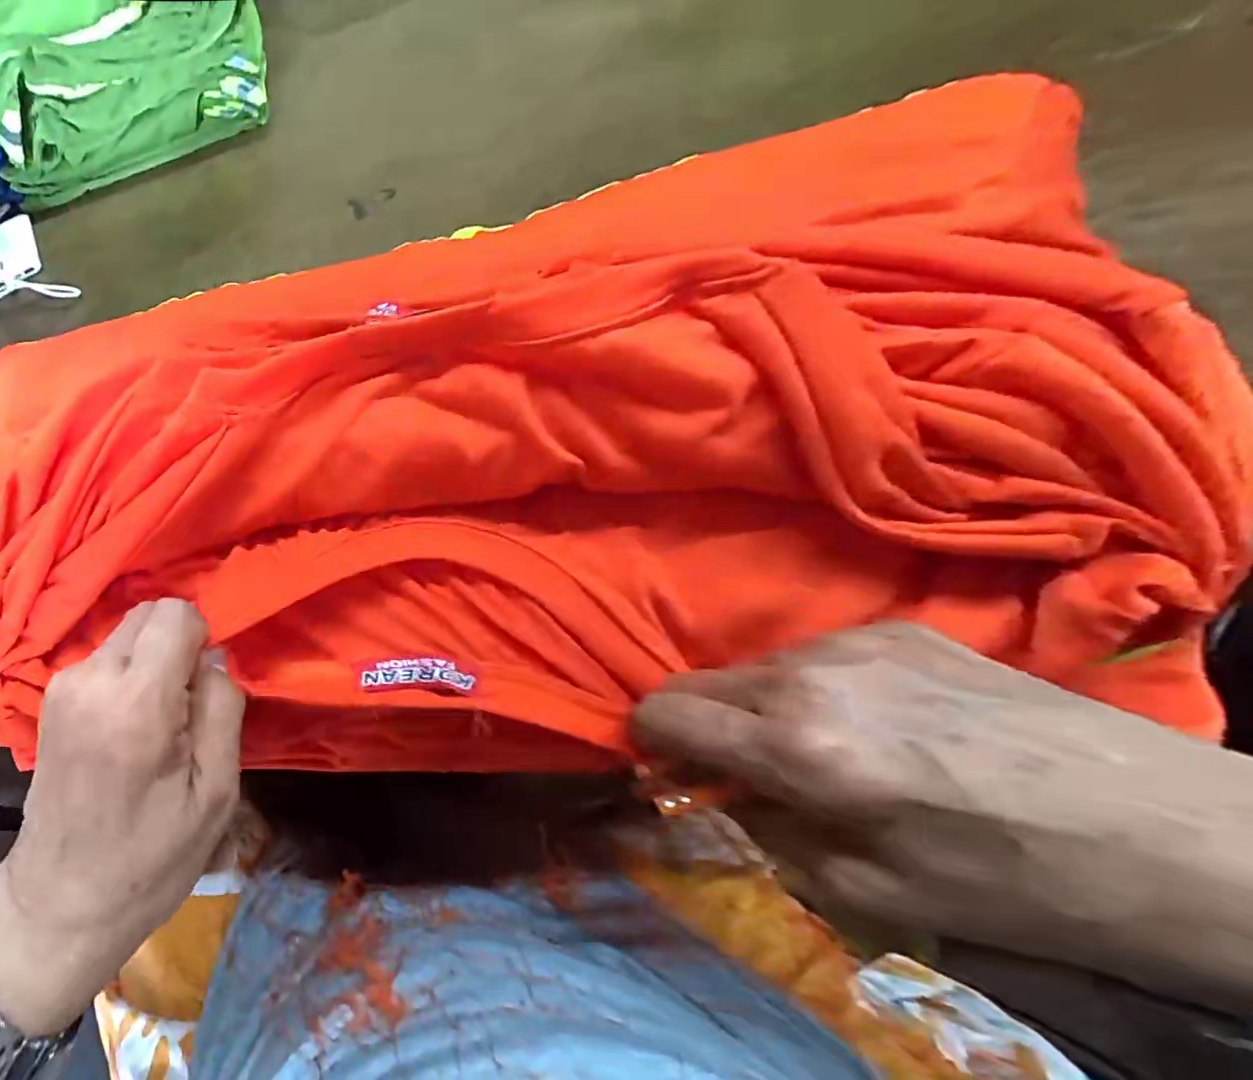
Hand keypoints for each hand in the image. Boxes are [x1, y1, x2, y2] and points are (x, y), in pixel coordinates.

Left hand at [0, 599, 243, 1034]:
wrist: (59, 902)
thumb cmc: (150, 859)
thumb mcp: (216, 792)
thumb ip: (222, 707)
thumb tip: (214, 655)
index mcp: (137, 702)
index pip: (176, 614)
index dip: (202, 640)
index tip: (203, 690)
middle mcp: (91, 678)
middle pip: (150, 615)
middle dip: (176, 646)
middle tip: (183, 709)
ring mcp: (63, 684)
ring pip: (127, 633)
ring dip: (151, 662)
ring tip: (154, 727)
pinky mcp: (50, 695)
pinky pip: (105, 657)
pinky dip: (127, 675)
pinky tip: (126, 730)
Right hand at [633, 621, 1252, 1004]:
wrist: (1190, 838)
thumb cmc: (1020, 885)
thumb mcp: (869, 890)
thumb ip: (762, 835)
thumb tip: (706, 800)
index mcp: (799, 747)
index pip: (662, 712)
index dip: (650, 743)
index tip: (674, 772)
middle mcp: (809, 677)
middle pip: (692, 681)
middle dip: (697, 725)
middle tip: (744, 770)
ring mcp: (855, 643)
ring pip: (749, 667)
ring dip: (756, 707)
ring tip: (822, 748)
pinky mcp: (899, 630)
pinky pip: (811, 656)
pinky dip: (810, 689)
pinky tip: (878, 722)